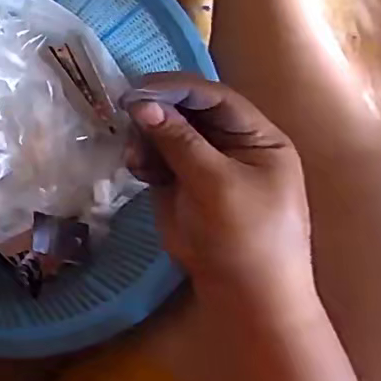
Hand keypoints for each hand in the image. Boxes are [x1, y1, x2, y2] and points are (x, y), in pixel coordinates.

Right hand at [122, 74, 312, 298]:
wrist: (242, 290)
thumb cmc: (245, 235)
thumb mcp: (215, 183)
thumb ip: (178, 140)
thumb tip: (139, 103)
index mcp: (257, 137)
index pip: (214, 97)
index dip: (174, 89)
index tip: (135, 93)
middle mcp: (230, 142)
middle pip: (185, 109)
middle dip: (154, 113)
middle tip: (123, 116)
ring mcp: (203, 160)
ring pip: (163, 129)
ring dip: (144, 138)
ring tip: (136, 161)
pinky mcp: (179, 177)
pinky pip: (152, 152)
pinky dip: (141, 156)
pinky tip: (138, 172)